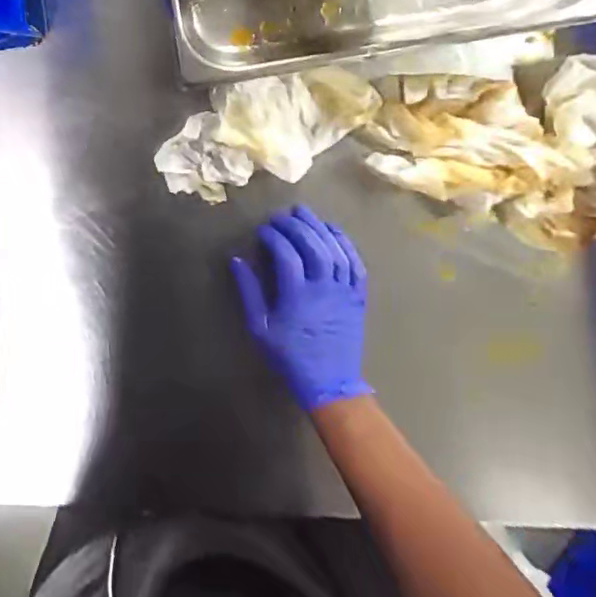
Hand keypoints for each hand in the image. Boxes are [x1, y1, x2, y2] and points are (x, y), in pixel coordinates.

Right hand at [230, 205, 370, 410]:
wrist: (328, 381)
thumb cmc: (288, 356)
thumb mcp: (259, 327)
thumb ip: (249, 292)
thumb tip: (237, 260)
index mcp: (296, 296)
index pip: (286, 254)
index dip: (274, 237)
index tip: (263, 230)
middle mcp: (323, 288)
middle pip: (313, 246)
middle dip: (297, 225)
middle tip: (282, 216)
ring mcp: (344, 291)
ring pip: (335, 250)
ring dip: (320, 228)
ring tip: (305, 214)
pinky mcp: (358, 296)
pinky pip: (356, 263)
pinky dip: (346, 243)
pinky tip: (334, 231)